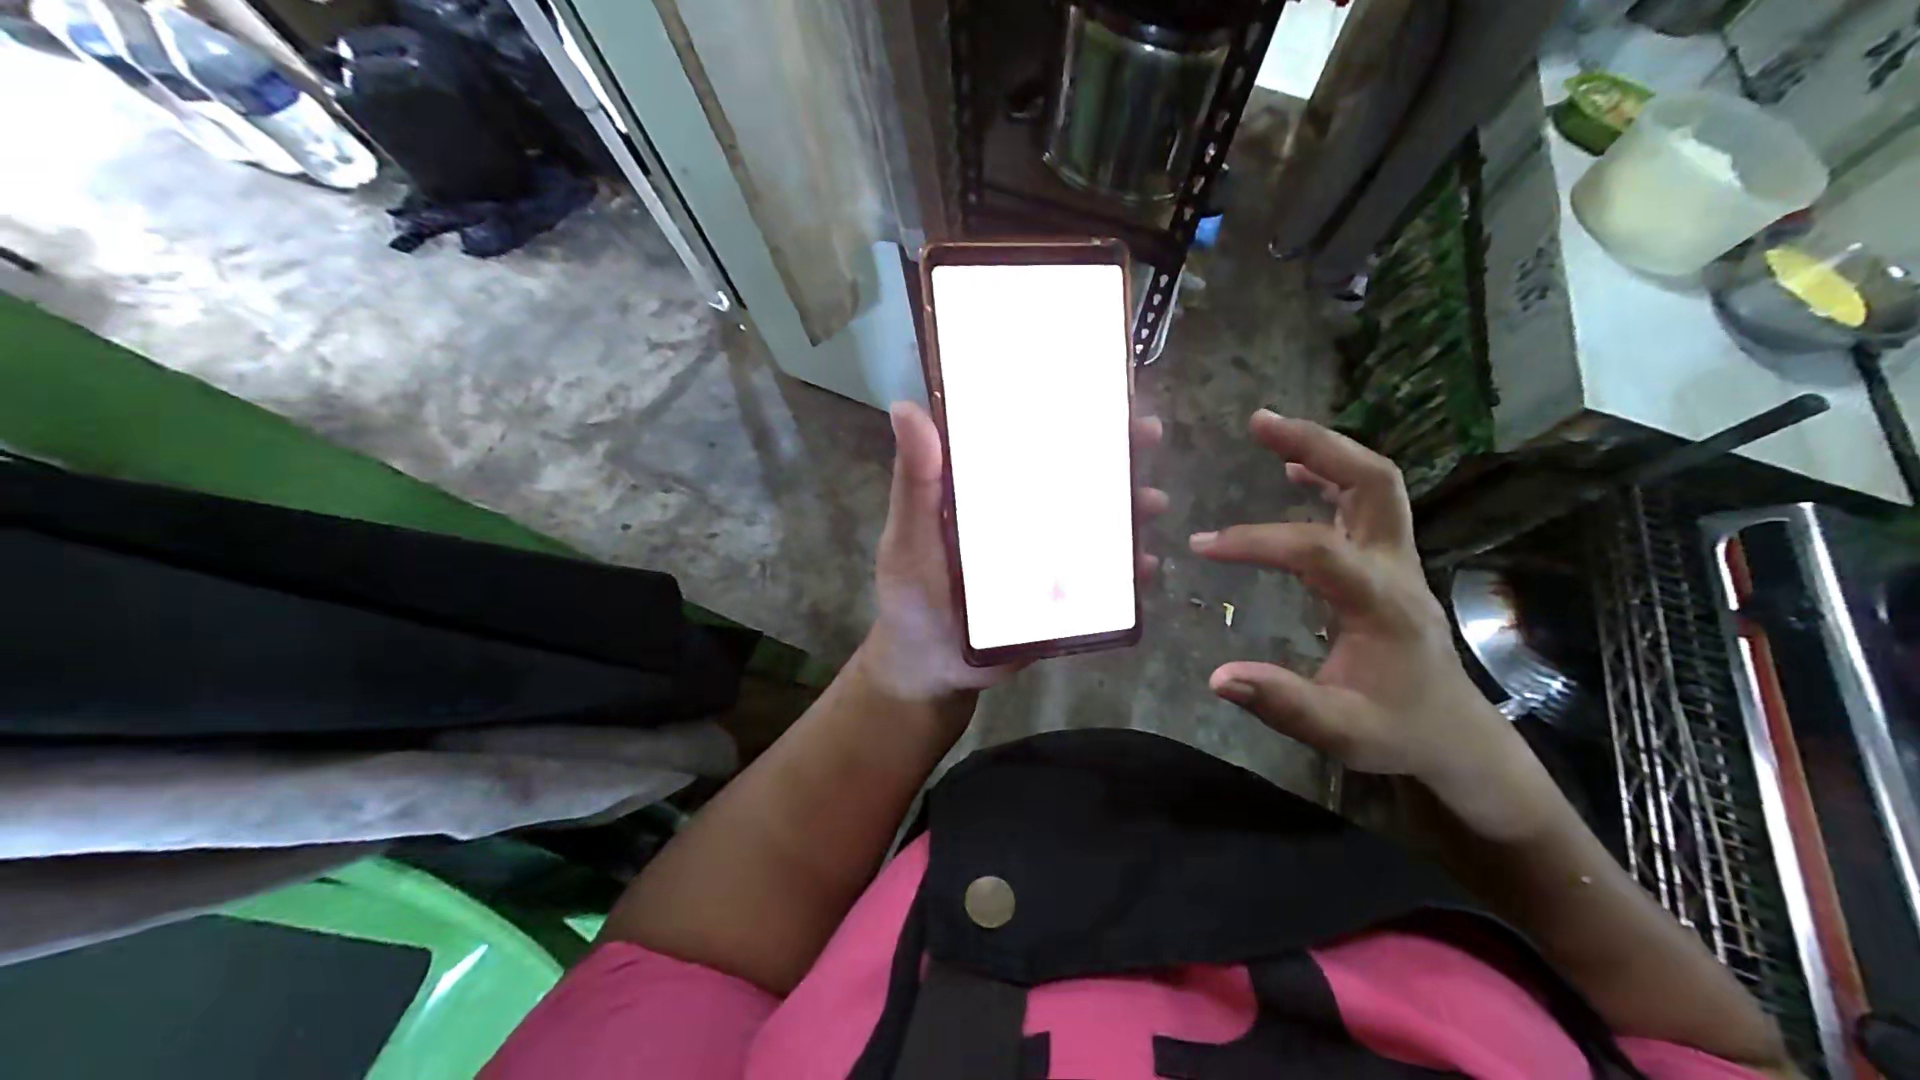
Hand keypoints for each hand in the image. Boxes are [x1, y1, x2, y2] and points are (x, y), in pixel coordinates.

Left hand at [855, 401, 1165, 704]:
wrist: (932, 669)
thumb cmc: (913, 597)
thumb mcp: (909, 537)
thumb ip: (914, 482)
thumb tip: (905, 406)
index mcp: (986, 491)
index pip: (1027, 440)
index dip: (1060, 413)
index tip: (1095, 388)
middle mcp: (1023, 516)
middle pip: (1075, 476)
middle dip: (1115, 453)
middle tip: (1147, 435)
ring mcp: (1048, 556)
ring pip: (1098, 522)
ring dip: (1131, 508)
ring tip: (1152, 503)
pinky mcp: (1063, 596)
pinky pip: (1103, 577)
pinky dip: (1128, 571)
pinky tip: (1145, 566)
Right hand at [1189, 411, 1515, 796]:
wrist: (1456, 736)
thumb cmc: (1399, 732)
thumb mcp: (1342, 732)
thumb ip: (1282, 703)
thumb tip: (1218, 677)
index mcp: (1383, 603)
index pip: (1317, 549)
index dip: (1257, 540)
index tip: (1202, 546)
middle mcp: (1395, 567)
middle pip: (1373, 481)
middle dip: (1317, 444)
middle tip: (1260, 422)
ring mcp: (1396, 560)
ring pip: (1373, 482)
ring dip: (1323, 448)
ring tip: (1268, 428)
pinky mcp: (1386, 563)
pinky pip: (1364, 502)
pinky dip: (1330, 474)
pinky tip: (1294, 470)